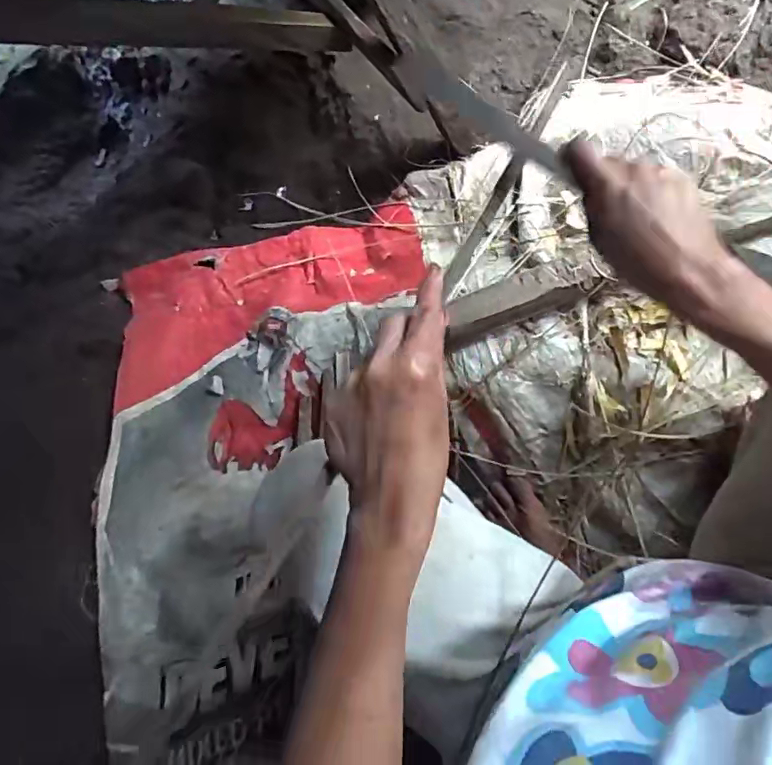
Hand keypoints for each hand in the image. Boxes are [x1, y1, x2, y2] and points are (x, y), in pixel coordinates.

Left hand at [325, 267, 449, 559]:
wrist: (389, 500)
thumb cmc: (430, 456)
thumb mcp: (440, 405)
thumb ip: (431, 367)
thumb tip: (429, 339)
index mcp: (415, 365)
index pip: (425, 316)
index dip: (431, 291)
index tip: (433, 271)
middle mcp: (379, 365)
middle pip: (393, 324)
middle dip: (406, 327)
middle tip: (417, 344)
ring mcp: (350, 383)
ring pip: (372, 354)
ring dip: (385, 360)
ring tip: (393, 395)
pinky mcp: (331, 402)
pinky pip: (353, 380)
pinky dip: (366, 387)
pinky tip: (373, 416)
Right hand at [563, 139, 749, 319]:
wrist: (692, 271)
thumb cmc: (641, 264)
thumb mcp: (601, 240)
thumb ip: (592, 206)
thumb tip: (590, 190)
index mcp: (607, 184)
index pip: (579, 150)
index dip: (574, 160)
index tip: (576, 172)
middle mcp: (634, 169)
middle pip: (611, 164)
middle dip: (610, 183)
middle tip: (616, 211)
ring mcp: (661, 171)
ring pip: (637, 173)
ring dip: (636, 188)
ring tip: (645, 220)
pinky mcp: (682, 178)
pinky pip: (659, 179)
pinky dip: (657, 193)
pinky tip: (664, 219)